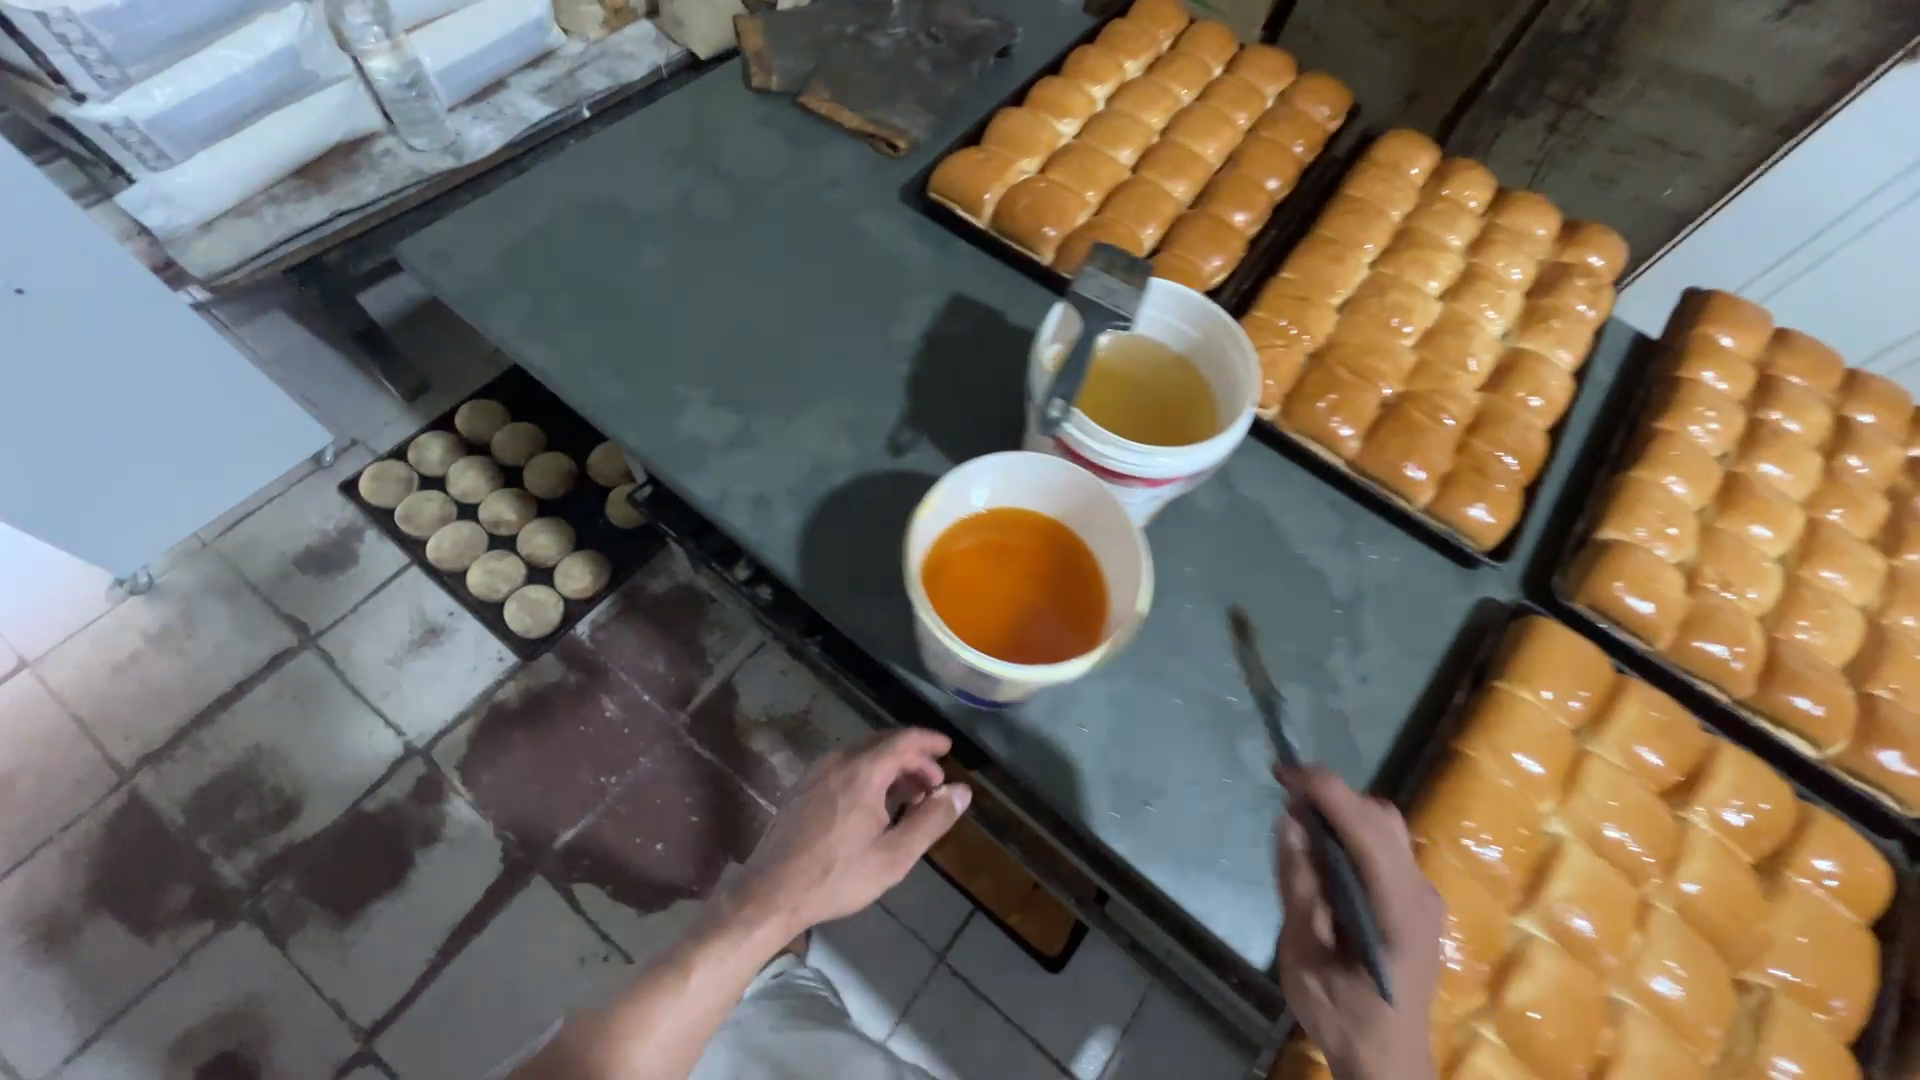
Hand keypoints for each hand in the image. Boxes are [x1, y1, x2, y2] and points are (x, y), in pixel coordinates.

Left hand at [726, 728, 970, 938]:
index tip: (948, 749)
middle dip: (913, 758)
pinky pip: (844, 768)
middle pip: (883, 744)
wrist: (770, 894)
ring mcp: (815, 773)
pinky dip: (867, 774)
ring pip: (862, 756)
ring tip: (908, 796)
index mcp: (862, 771)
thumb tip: (961, 792)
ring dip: (890, 768)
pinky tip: (873, 804)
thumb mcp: (894, 855)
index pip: (904, 740)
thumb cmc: (836, 876)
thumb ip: (931, 820)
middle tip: (934, 783)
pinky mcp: (802, 788)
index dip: (929, 742)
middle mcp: (838, 761)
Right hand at [1275, 766, 1441, 1079]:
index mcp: (1398, 911)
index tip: (1283, 773)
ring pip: (1385, 827)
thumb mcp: (1304, 955)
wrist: (1387, 1062)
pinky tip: (1321, 852)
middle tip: (1284, 798)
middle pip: (1380, 819)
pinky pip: (1383, 846)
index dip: (1326, 791)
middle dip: (1331, 796)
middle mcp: (1420, 894)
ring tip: (1299, 823)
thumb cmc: (1342, 1015)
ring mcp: (1423, 896)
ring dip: (1341, 812)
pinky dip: (1350, 832)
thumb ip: (1299, 887)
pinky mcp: (1414, 901)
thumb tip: (1290, 821)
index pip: (1367, 830)